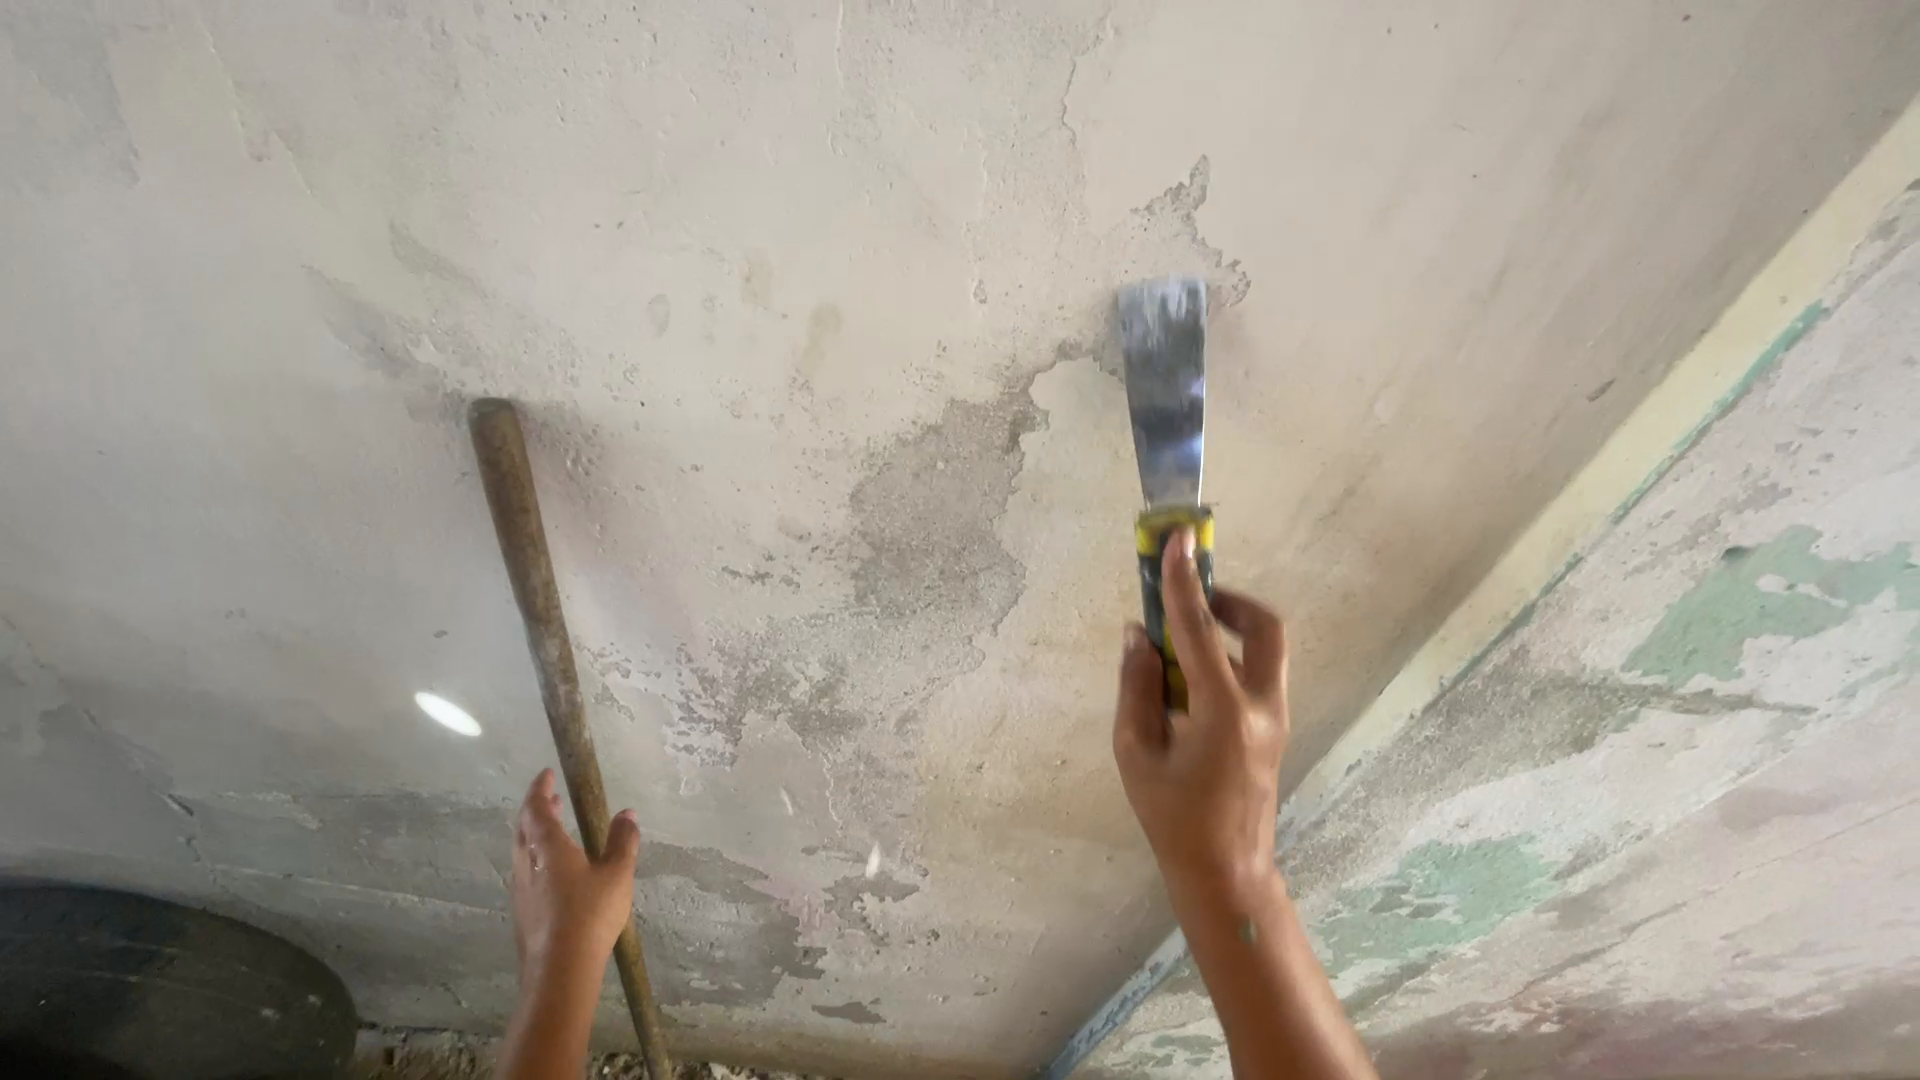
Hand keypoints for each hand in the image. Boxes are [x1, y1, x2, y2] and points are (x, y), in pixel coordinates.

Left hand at [510, 768, 640, 975]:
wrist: (560, 971)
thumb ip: (623, 841)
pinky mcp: (523, 913)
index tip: (547, 774)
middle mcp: (527, 865)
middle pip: (522, 830)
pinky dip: (537, 858)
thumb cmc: (591, 914)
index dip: (540, 789)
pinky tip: (555, 871)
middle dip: (535, 810)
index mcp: (548, 849)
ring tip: (554, 829)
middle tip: (552, 798)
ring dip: (534, 835)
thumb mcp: (618, 873)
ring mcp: (521, 892)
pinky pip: (526, 873)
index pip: (536, 809)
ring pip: (521, 853)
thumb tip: (627, 814)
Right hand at [1113, 526, 1289, 899]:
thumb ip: (1136, 685)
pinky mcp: (1274, 727)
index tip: (1177, 541)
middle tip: (1190, 601)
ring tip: (1181, 645)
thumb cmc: (1172, 816)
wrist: (1225, 871)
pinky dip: (1228, 658)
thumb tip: (1138, 635)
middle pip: (1265, 627)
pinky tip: (1190, 683)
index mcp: (1223, 711)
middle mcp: (1261, 706)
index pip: (1200, 630)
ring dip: (1229, 629)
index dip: (1184, 583)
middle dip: (1229, 600)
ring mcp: (1276, 718)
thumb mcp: (1136, 750)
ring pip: (1266, 648)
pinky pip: (1256, 673)